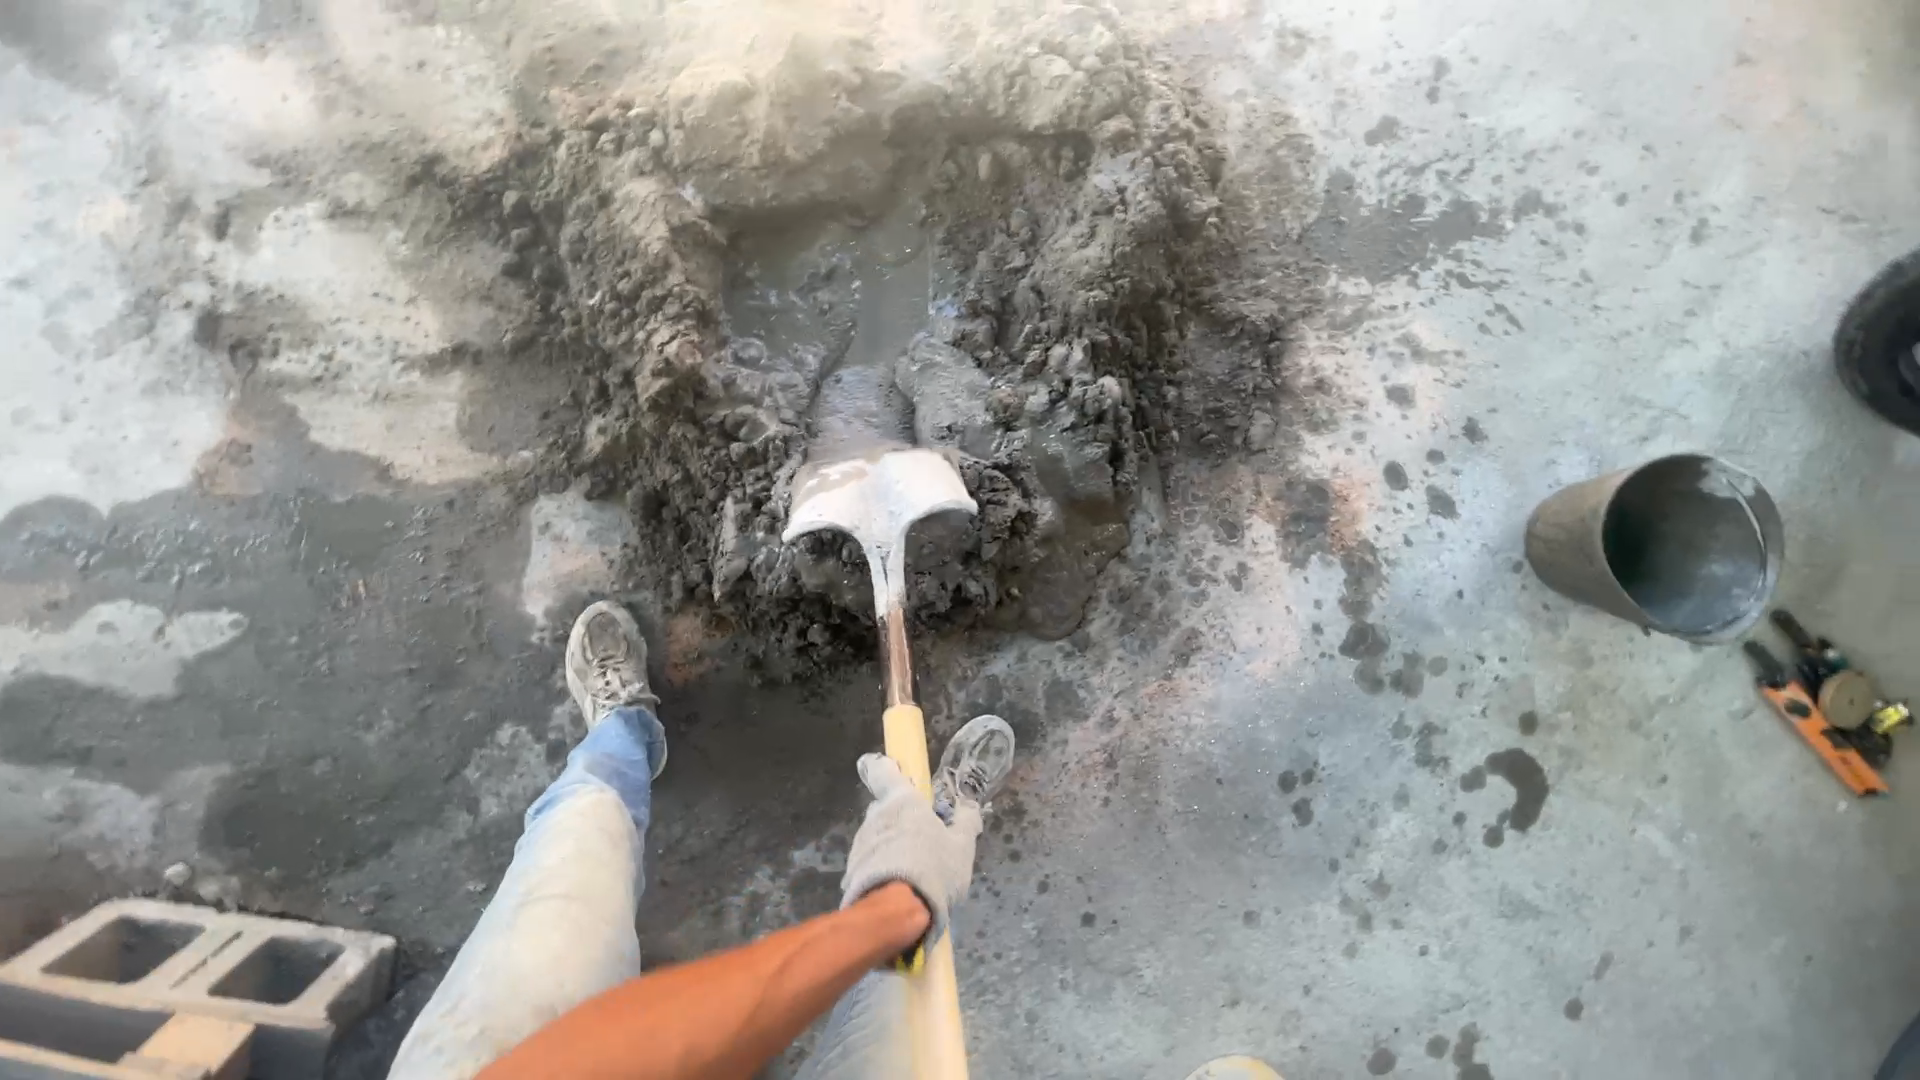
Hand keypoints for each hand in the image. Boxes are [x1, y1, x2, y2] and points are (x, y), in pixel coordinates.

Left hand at [839, 754, 981, 943]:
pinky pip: (869, 863)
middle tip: (921, 838)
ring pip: (877, 836)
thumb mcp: (962, 847)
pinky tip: (898, 890)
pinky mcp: (851, 871)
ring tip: (913, 872)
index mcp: (901, 800)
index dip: (888, 769)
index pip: (883, 769)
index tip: (896, 775)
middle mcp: (875, 816)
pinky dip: (881, 871)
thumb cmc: (934, 869)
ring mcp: (860, 844)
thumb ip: (965, 822)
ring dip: (890, 847)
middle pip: (884, 808)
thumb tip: (969, 806)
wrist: (896, 914)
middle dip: (899, 819)